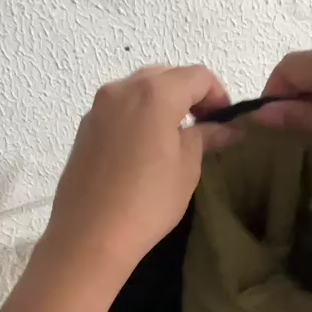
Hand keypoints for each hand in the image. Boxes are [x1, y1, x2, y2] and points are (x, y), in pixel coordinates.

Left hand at [39, 65, 234, 284]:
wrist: (89, 235)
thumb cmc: (147, 203)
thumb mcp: (187, 169)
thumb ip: (205, 137)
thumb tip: (227, 128)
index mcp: (153, 93)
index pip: (197, 76)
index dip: (218, 94)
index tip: (225, 120)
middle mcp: (121, 89)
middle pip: (165, 76)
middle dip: (188, 94)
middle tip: (203, 125)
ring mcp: (97, 108)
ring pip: (138, 89)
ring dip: (161, 102)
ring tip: (174, 136)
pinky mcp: (83, 128)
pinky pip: (118, 109)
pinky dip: (137, 115)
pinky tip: (144, 147)